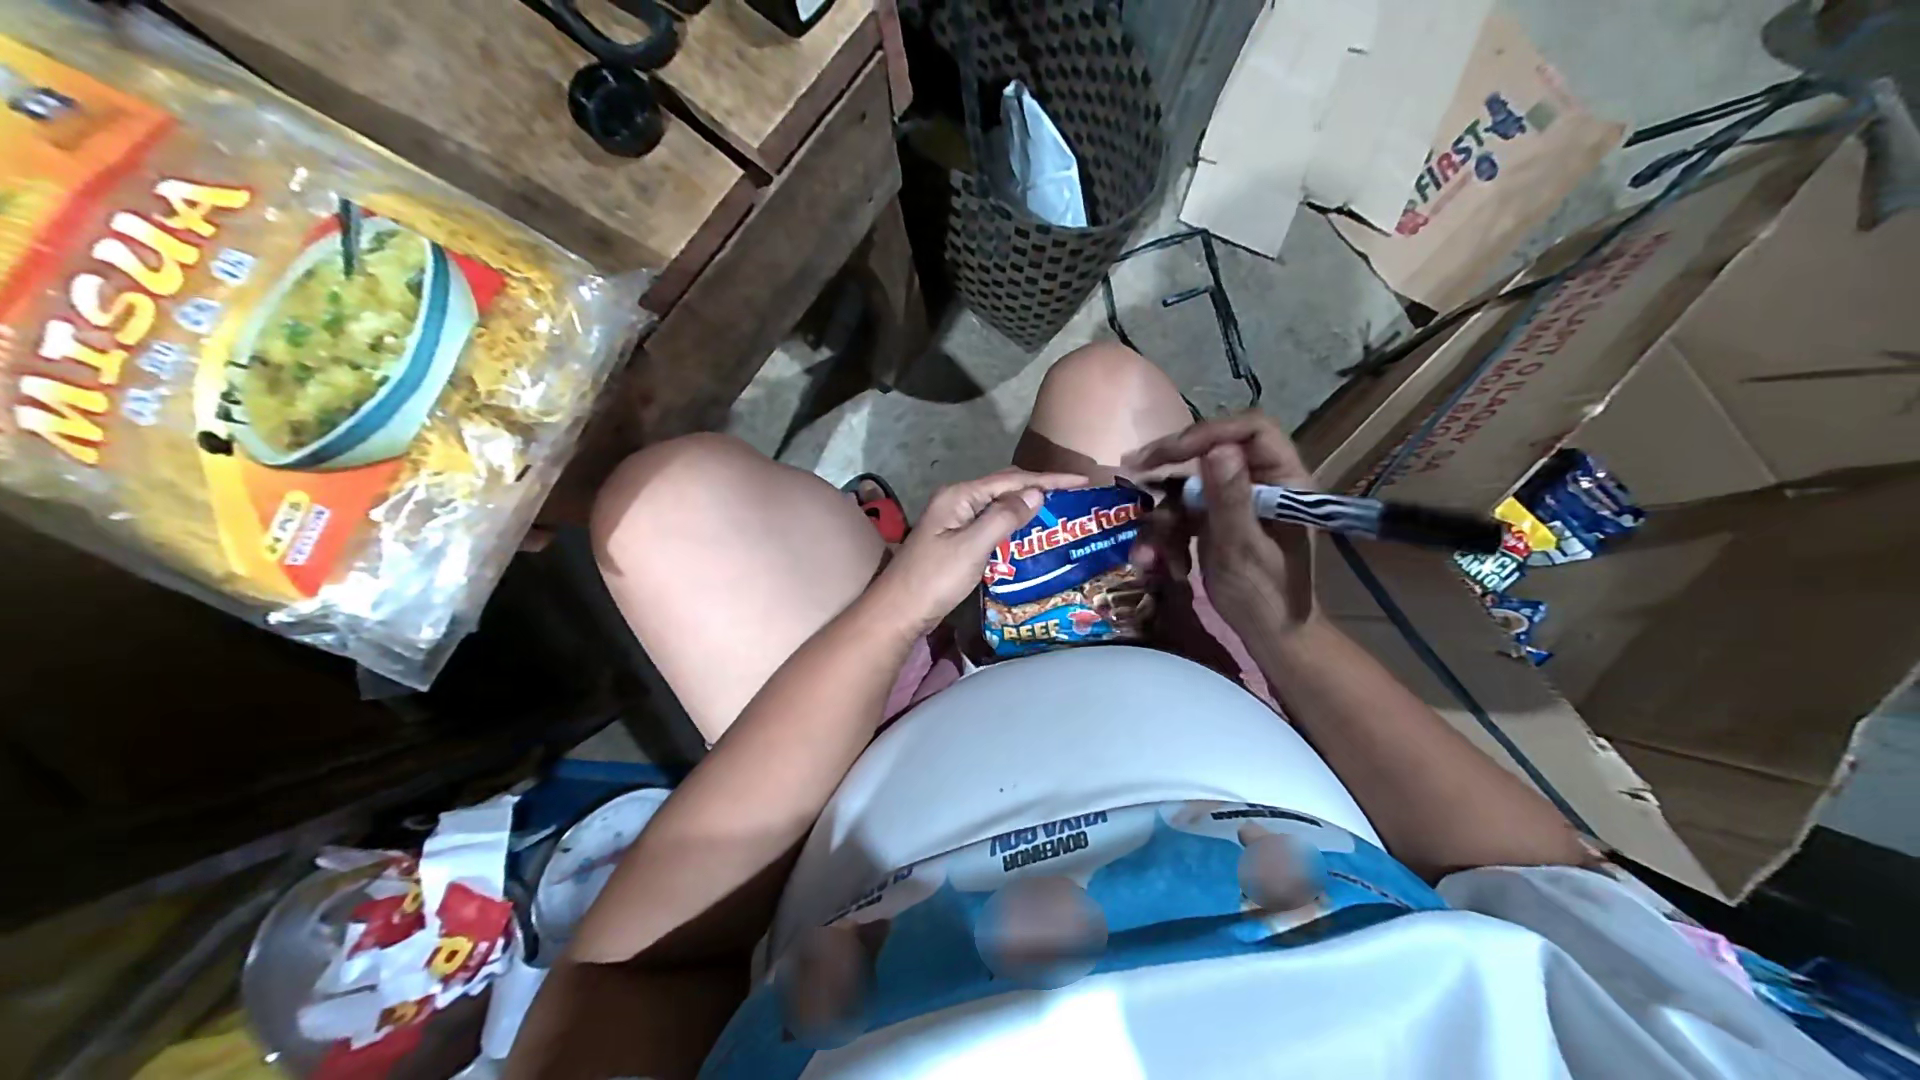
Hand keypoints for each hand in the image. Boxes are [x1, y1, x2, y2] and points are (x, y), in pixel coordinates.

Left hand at [868, 469, 1087, 634]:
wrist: (899, 610)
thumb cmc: (934, 579)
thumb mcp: (972, 547)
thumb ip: (1004, 517)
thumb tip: (1036, 494)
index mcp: (959, 496)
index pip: (1011, 480)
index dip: (1048, 480)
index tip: (1081, 482)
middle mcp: (957, 501)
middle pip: (1005, 487)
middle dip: (1039, 488)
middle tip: (1074, 497)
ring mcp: (955, 520)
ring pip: (999, 505)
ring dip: (1027, 505)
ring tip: (1059, 511)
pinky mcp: (956, 539)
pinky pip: (992, 523)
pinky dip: (1013, 523)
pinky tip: (1029, 533)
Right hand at [1122, 413, 1317, 640]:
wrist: (1270, 636)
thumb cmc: (1267, 596)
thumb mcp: (1244, 548)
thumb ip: (1231, 498)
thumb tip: (1217, 449)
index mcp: (1284, 480)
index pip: (1250, 431)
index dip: (1208, 433)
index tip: (1168, 452)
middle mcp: (1261, 482)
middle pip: (1211, 450)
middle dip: (1170, 465)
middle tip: (1134, 468)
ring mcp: (1235, 502)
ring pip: (1188, 486)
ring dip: (1163, 517)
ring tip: (1148, 554)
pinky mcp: (1216, 520)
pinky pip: (1183, 513)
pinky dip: (1166, 537)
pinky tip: (1159, 564)